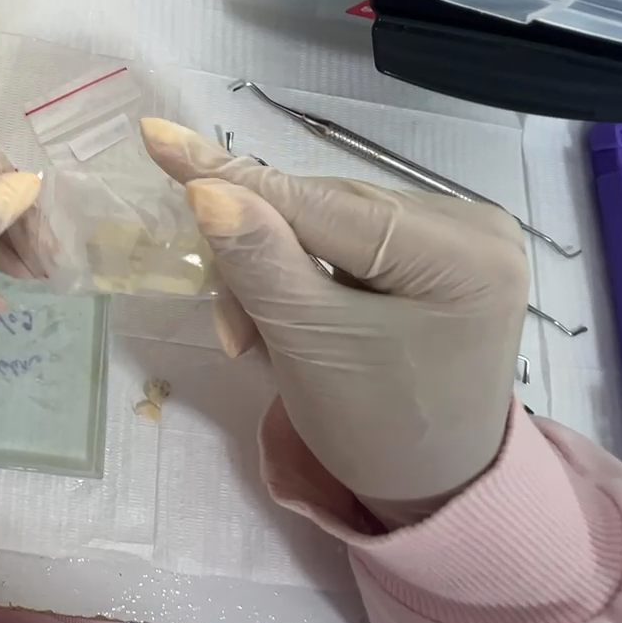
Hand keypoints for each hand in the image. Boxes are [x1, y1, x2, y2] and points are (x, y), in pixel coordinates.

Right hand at [140, 118, 527, 526]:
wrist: (432, 485)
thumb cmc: (373, 428)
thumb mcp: (306, 344)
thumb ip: (257, 261)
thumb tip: (205, 190)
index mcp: (457, 252)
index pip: (312, 201)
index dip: (225, 175)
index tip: (154, 137)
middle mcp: (467, 224)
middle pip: (315, 208)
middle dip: (256, 258)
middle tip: (233, 329)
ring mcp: (455, 234)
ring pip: (318, 221)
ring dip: (271, 270)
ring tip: (258, 333)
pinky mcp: (434, 250)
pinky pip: (338, 237)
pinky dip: (297, 272)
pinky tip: (291, 313)